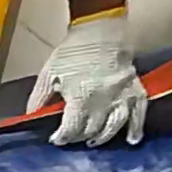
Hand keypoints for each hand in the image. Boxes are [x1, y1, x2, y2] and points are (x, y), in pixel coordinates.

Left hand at [26, 13, 147, 146]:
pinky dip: (137, 126)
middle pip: (92, 129)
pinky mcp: (135, 85)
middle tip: (71, 137)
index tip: (55, 139)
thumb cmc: (71, 52)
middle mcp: (104, 97)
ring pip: (115, 124)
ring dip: (102, 137)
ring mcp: (122, 92)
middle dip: (78, 137)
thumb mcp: (48, 76)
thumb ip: (38, 100)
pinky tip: (132, 139)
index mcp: (82, 95)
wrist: (100, 28)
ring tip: (92, 143)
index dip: (62, 137)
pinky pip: (140, 109)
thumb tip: (31, 118)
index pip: (72, 128)